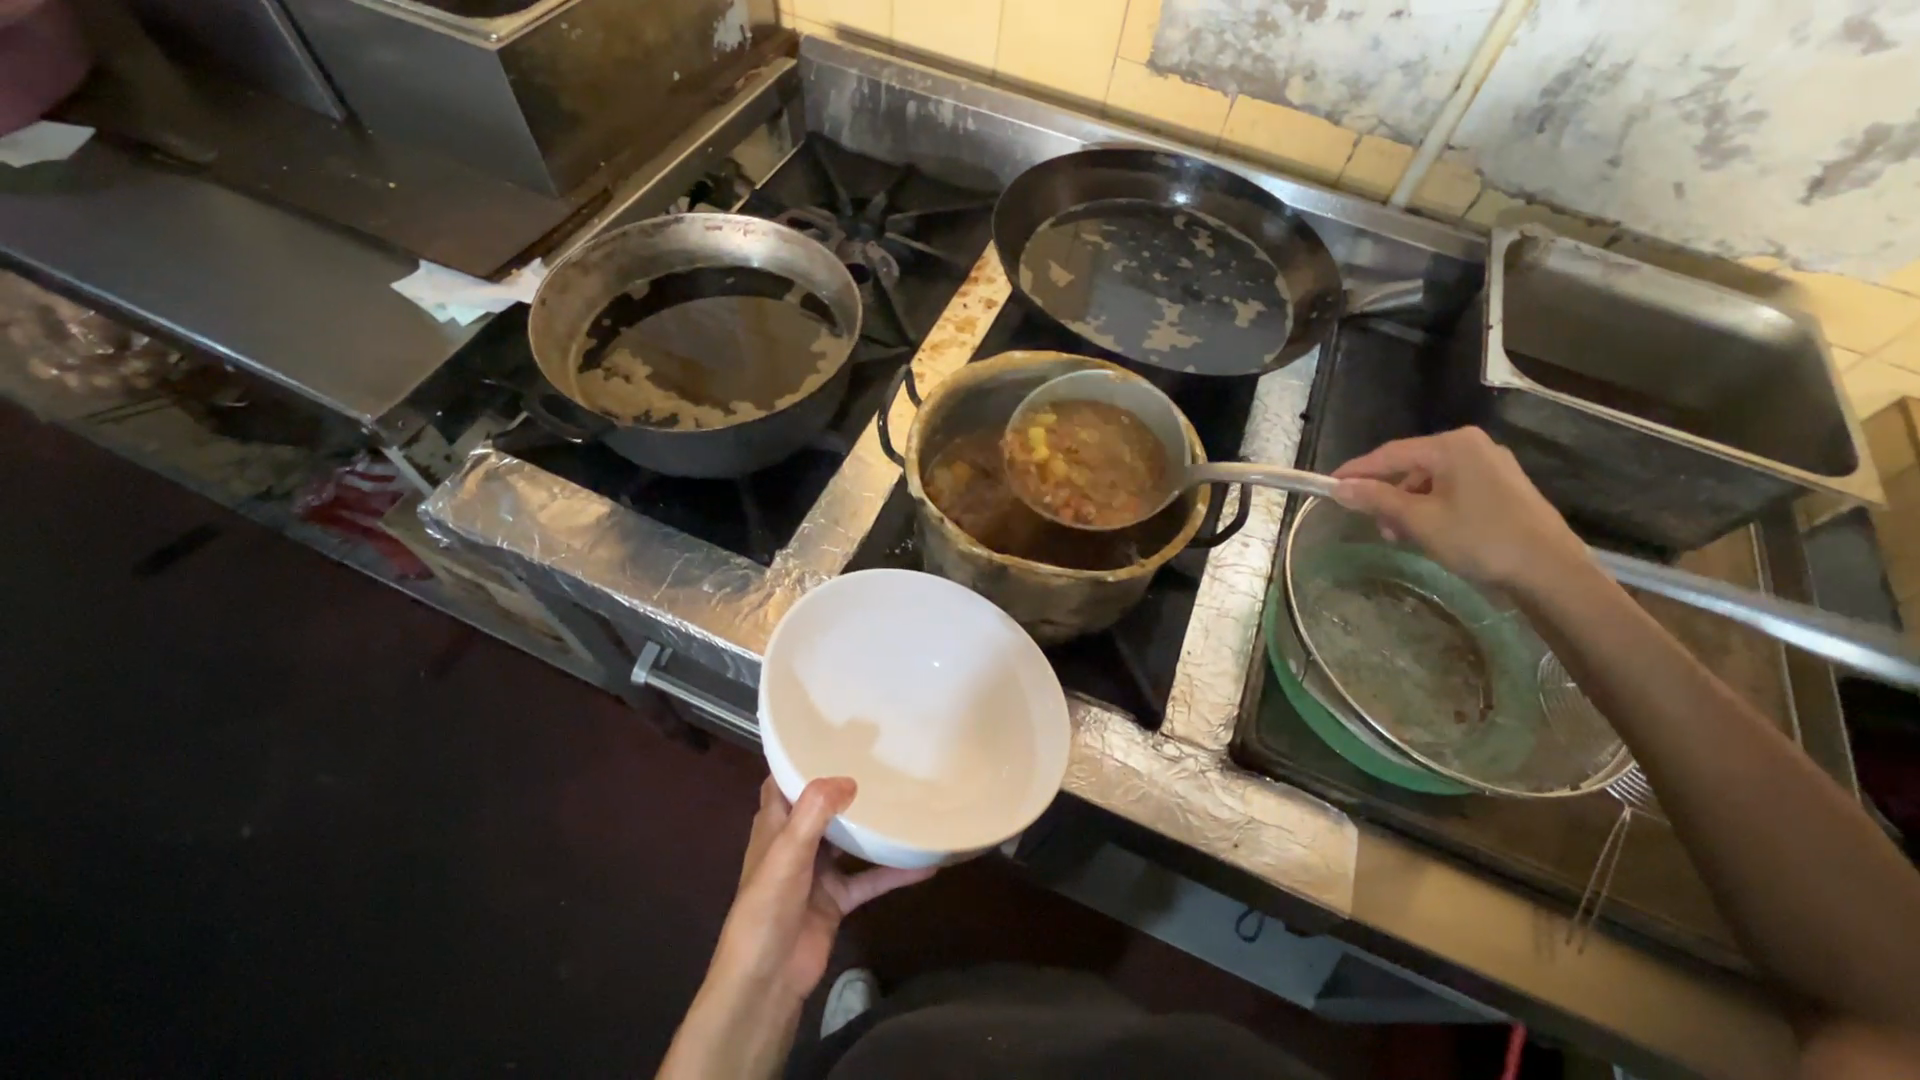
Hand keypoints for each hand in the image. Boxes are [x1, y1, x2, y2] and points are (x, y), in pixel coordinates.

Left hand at [713, 777, 933, 1005]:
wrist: (767, 977)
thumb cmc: (767, 908)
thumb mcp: (787, 853)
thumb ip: (814, 813)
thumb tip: (848, 779)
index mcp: (774, 826)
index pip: (783, 781)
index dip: (801, 758)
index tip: (835, 735)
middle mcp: (796, 844)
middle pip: (821, 807)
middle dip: (845, 786)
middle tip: (882, 760)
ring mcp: (818, 872)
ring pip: (850, 841)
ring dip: (872, 826)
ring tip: (906, 800)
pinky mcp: (836, 900)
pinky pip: (869, 879)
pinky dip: (893, 872)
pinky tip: (924, 863)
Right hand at [1330, 427, 1592, 595]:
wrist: (1549, 570)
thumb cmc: (1479, 539)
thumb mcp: (1419, 520)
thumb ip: (1376, 499)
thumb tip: (1339, 487)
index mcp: (1452, 445)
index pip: (1390, 453)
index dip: (1357, 471)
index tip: (1329, 486)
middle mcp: (1473, 446)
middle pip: (1411, 466)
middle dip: (1387, 495)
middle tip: (1374, 525)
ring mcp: (1492, 466)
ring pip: (1432, 480)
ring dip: (1409, 505)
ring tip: (1402, 536)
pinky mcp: (1504, 487)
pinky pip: (1453, 489)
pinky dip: (1433, 508)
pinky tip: (1429, 533)